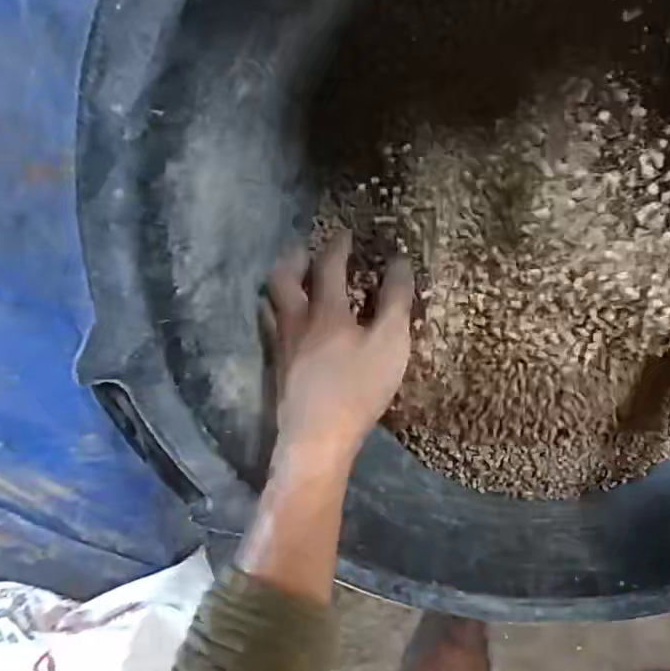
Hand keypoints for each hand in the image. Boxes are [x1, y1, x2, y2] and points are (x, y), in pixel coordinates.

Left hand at [264, 232, 413, 470]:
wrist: (316, 437)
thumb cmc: (358, 388)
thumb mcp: (390, 342)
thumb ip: (396, 300)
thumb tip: (399, 262)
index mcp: (325, 311)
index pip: (328, 266)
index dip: (337, 245)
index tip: (344, 233)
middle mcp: (296, 322)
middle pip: (283, 279)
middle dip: (294, 259)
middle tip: (306, 252)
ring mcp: (282, 348)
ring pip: (270, 305)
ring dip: (281, 288)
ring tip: (293, 285)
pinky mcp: (278, 371)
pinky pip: (272, 331)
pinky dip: (278, 317)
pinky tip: (290, 330)